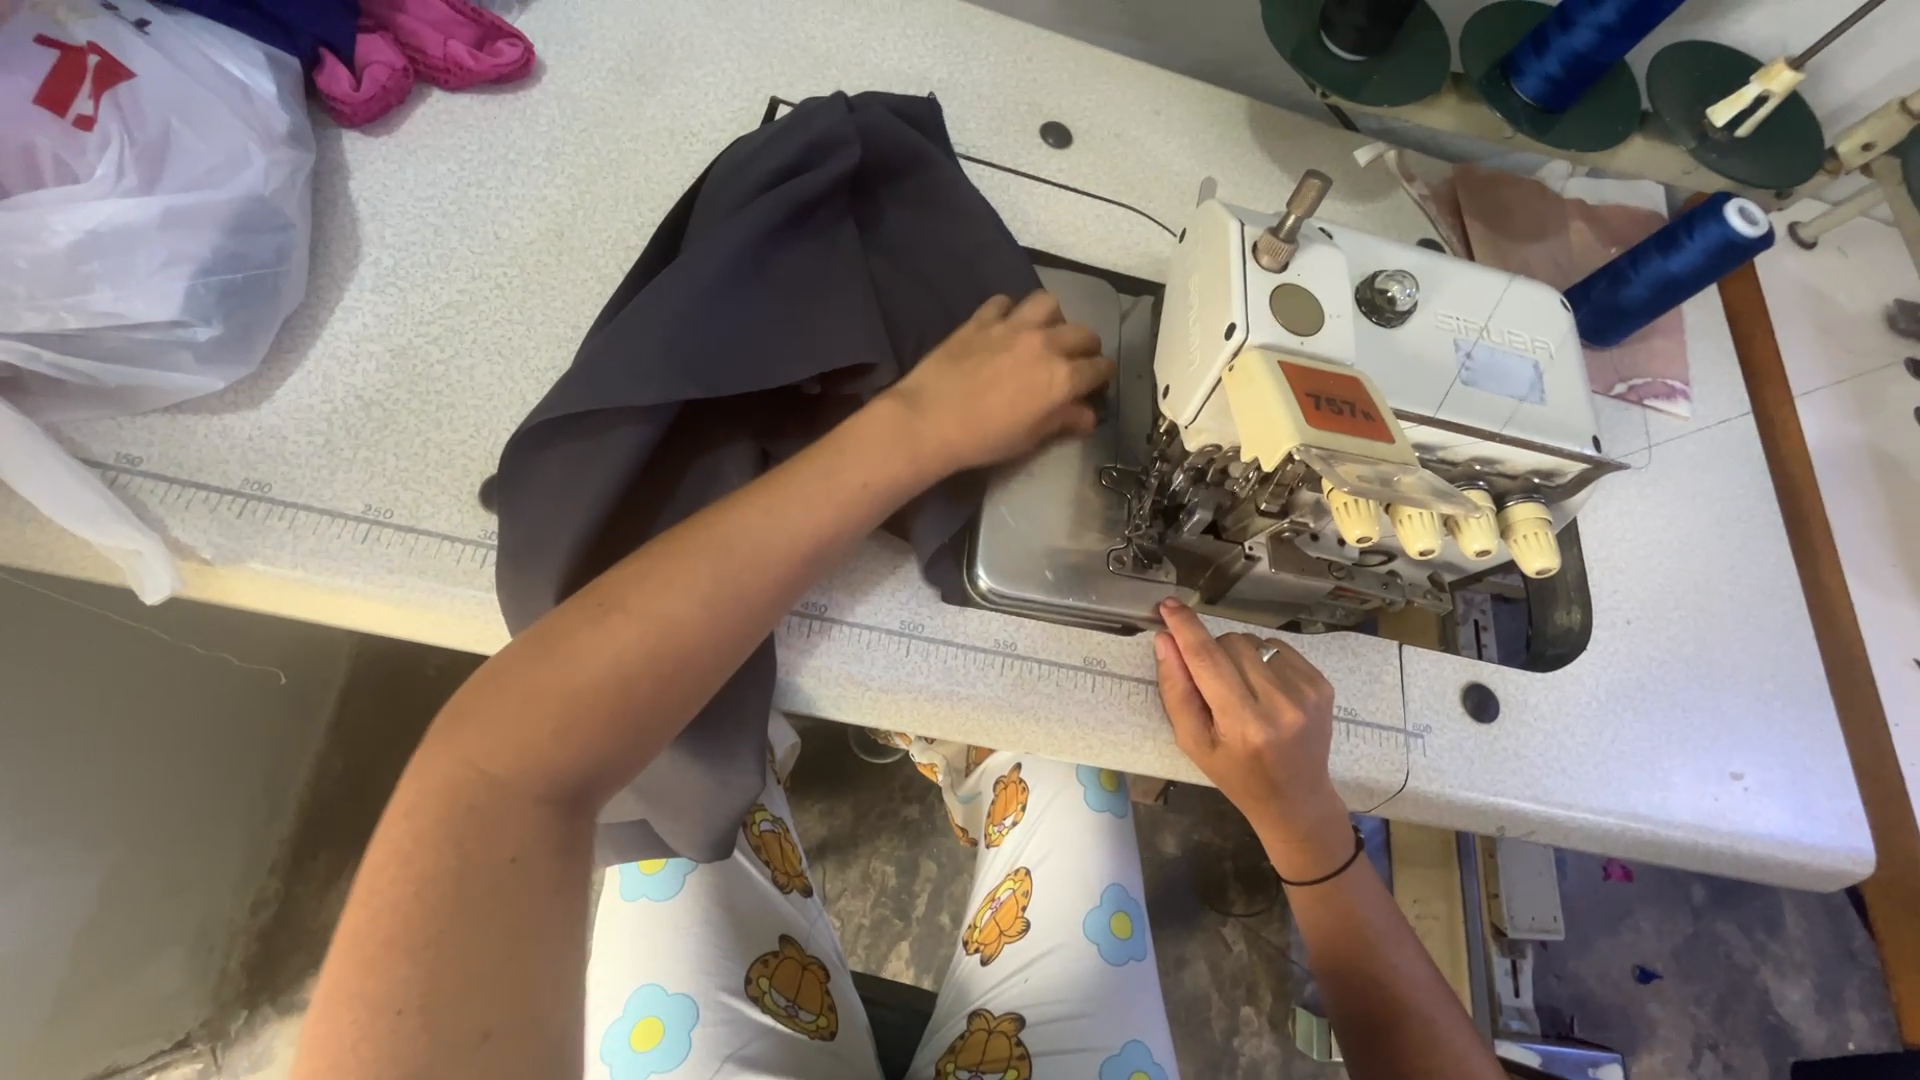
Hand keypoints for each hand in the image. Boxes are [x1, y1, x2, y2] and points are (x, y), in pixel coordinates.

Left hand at [883, 291, 1115, 474]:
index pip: (1100, 368)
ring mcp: (1012, 326)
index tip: (1096, 385)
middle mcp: (1045, 344)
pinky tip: (1002, 326)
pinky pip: (1004, 302)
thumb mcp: (1031, 438)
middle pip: (1083, 333)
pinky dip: (1009, 311)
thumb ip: (1064, 421)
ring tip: (1043, 334)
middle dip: (1086, 347)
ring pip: (1049, 303)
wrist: (929, 420)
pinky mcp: (981, 319)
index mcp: (1063, 377)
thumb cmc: (984, 438)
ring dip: (1053, 318)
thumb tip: (1089, 416)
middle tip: (1074, 362)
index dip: (1102, 377)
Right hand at [1152, 598, 1349, 849]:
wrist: (1296, 799)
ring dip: (1237, 655)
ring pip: (1253, 642)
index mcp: (1243, 723)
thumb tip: (1165, 640)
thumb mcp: (1193, 742)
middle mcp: (1280, 704)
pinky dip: (1262, 659)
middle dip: (1211, 652)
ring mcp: (1306, 692)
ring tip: (1240, 689)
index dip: (1185, 628)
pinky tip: (1263, 688)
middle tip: (1211, 683)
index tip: (1168, 605)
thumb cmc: (1236, 774)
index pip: (1207, 659)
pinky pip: (1277, 647)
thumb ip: (1176, 690)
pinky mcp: (1322, 684)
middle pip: (1229, 644)